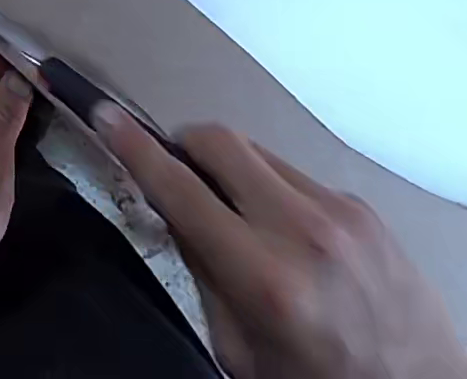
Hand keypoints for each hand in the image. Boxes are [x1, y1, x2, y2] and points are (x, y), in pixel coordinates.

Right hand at [94, 105, 466, 378]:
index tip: (105, 114)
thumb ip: (201, 273)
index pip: (182, 191)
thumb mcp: (240, 352)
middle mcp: (304, 230)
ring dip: (231, 169)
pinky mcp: (361, 203)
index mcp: (266, 281)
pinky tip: (286, 232)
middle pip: (220, 141)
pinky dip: (270, 188)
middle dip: (186, 143)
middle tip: (178, 171)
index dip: (136, 148)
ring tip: (240, 215)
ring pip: (256, 151)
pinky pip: (293, 172)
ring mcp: (340, 210)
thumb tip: (170, 205)